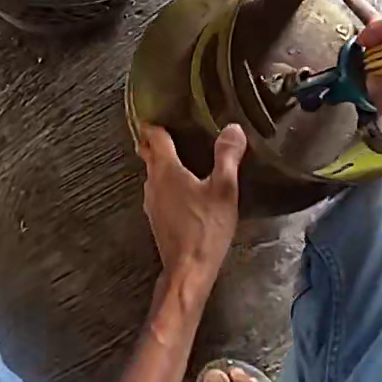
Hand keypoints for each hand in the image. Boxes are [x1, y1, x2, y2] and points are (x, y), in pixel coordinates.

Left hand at [136, 124, 244, 289]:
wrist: (188, 269)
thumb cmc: (206, 227)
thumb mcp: (224, 190)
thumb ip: (227, 157)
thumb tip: (233, 127)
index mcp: (166, 169)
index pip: (155, 137)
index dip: (155, 123)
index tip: (158, 111)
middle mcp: (153, 182)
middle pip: (149, 154)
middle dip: (152, 140)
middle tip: (161, 128)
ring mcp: (151, 201)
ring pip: (152, 173)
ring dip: (158, 161)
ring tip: (173, 154)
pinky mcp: (156, 217)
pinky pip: (157, 189)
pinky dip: (163, 180)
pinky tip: (178, 187)